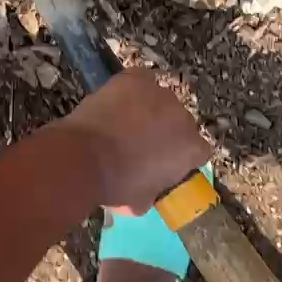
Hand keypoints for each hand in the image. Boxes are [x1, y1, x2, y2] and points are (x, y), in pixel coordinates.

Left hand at [57, 69, 209, 215]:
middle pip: (180, 123)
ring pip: (160, 101)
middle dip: (165, 133)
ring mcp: (160, 94)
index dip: (182, 157)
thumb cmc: (116, 185)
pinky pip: (142, 79)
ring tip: (124, 122)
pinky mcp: (135, 79)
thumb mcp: (141, 201)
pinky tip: (121, 99)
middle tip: (141, 145)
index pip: (198, 151)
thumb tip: (146, 193)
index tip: (166, 164)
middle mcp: (183, 117)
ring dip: (149, 110)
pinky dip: (134, 88)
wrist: (83, 158)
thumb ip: (153, 191)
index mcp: (192, 149)